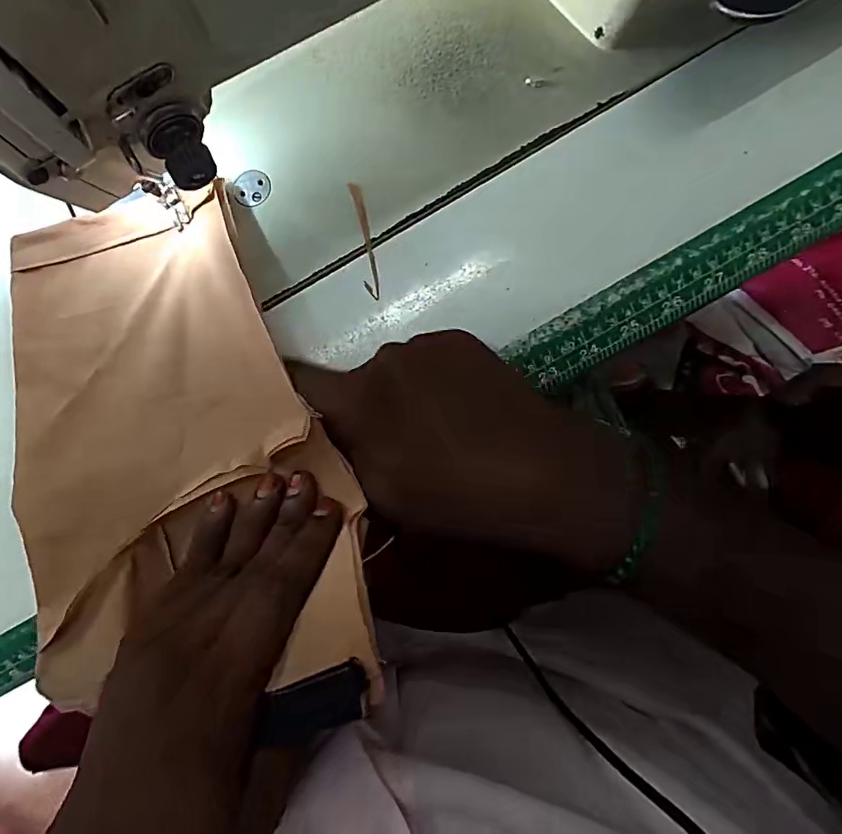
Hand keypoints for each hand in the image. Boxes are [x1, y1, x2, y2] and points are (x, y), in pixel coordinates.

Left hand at [50, 472, 342, 833]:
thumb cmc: (190, 818)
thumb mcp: (259, 785)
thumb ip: (293, 724)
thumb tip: (330, 678)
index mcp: (228, 675)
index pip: (277, 593)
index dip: (307, 548)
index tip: (330, 509)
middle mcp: (193, 638)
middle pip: (249, 566)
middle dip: (282, 520)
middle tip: (305, 477)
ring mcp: (161, 630)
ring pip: (215, 560)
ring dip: (246, 518)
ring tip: (270, 480)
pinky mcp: (141, 633)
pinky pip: (178, 574)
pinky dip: (202, 539)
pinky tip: (217, 509)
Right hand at [288, 330, 641, 572]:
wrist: (551, 474)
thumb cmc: (458, 498)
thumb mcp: (385, 500)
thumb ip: (342, 470)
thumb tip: (320, 456)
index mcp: (357, 399)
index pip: (299, 382)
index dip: (289, 396)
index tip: (294, 417)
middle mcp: (382, 359)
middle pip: (352, 383)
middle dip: (360, 412)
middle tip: (386, 448)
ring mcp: (425, 345)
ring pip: (391, 373)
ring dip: (399, 398)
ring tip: (434, 434)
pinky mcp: (459, 341)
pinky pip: (427, 361)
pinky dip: (432, 383)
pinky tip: (462, 415)